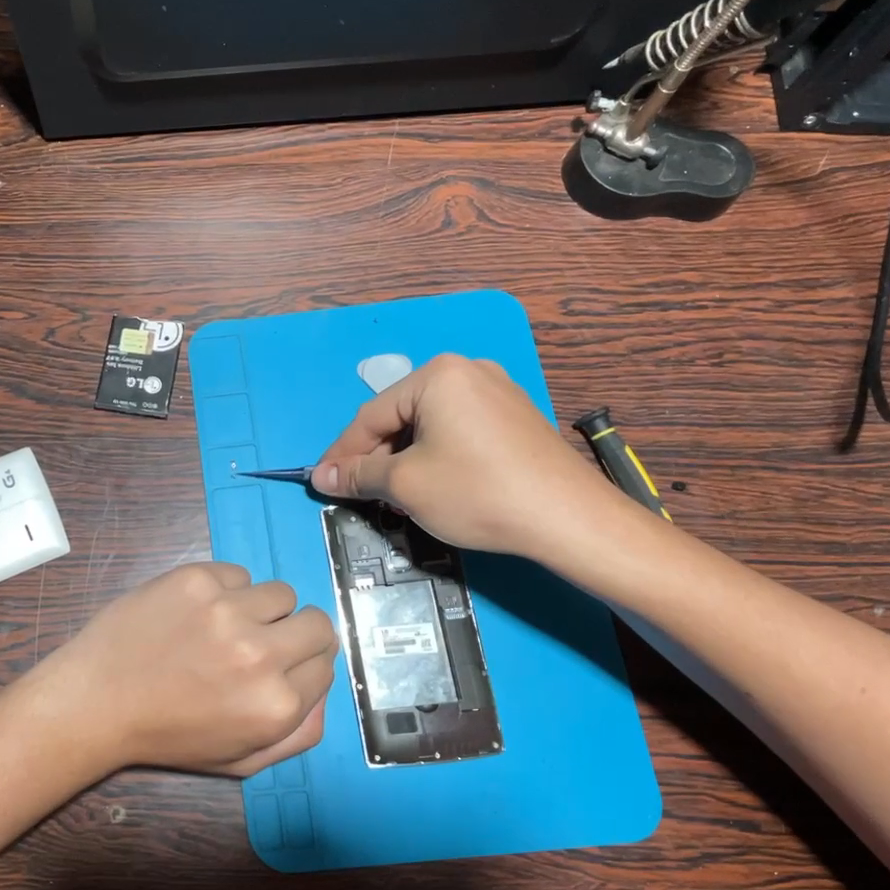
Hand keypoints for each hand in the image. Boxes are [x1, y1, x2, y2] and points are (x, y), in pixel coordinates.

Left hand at [29, 563, 336, 777]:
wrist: (97, 700)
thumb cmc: (168, 736)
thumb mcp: (241, 760)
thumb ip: (298, 734)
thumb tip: (323, 691)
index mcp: (276, 705)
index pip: (326, 665)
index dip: (303, 665)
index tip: (278, 667)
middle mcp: (261, 654)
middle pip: (318, 622)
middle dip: (298, 633)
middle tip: (263, 641)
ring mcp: (228, 609)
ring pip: (280, 592)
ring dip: (261, 609)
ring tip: (224, 626)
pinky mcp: (197, 578)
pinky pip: (238, 574)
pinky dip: (226, 589)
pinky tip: (197, 611)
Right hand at [309, 354, 618, 559]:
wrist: (568, 518)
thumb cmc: (477, 492)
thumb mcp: (405, 486)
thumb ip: (358, 476)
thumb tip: (321, 477)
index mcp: (436, 376)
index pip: (371, 416)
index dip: (342, 454)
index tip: (322, 482)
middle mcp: (468, 371)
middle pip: (401, 417)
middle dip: (377, 458)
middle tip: (360, 494)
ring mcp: (497, 392)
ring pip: (430, 426)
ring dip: (405, 460)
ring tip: (394, 496)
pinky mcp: (516, 417)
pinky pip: (459, 431)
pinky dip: (437, 456)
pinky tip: (434, 486)